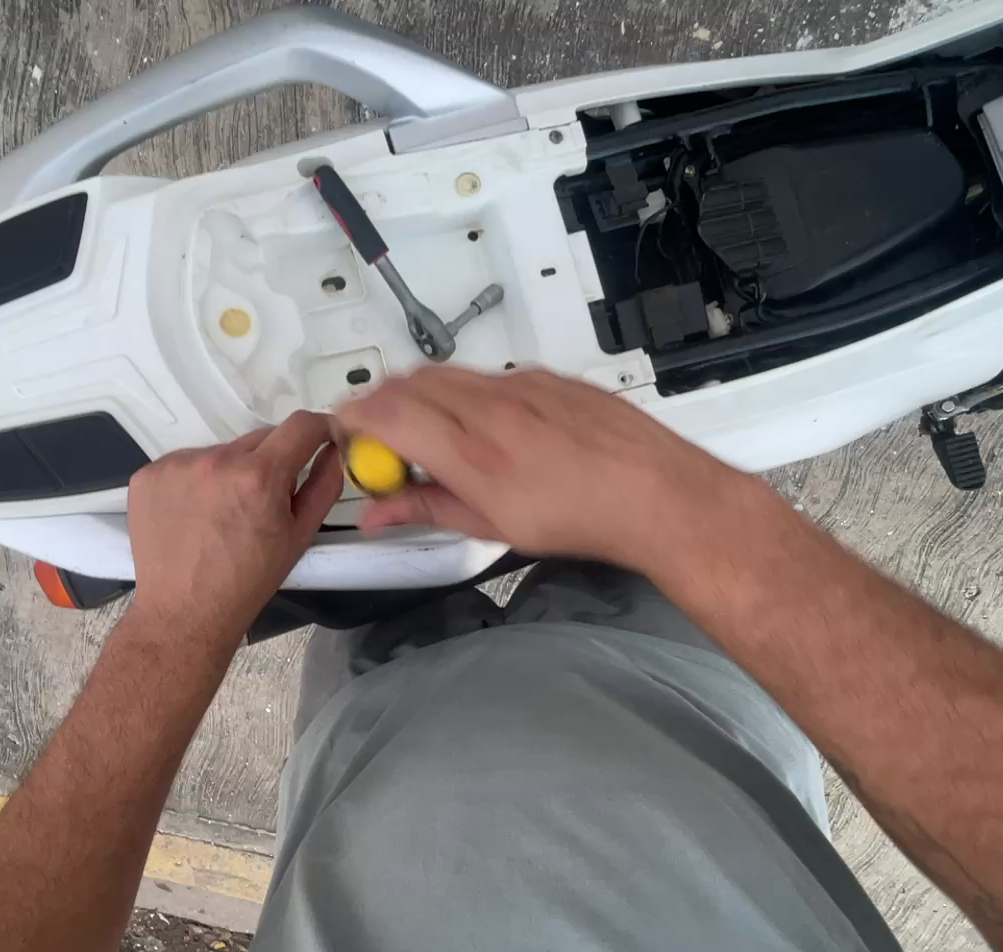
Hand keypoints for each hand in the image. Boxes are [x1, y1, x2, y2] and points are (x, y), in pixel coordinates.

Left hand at [125, 411, 340, 643]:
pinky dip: (195, 482)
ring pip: (221, 452)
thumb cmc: (247, 581)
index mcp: (260, 477)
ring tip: (222, 514)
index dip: (318, 430)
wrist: (185, 611)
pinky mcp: (149, 475)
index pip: (301, 425)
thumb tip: (333, 450)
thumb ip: (323, 486)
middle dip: (269, 463)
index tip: (319, 440)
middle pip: (259, 439)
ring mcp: (177, 465)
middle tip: (262, 502)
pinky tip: (195, 515)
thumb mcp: (299, 536)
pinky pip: (185, 463)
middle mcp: (216, 461)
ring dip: (230, 472)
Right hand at [335, 368, 767, 578]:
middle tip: (383, 438)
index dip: (354, 418)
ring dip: (422, 396)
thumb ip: (428, 510)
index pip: (386, 414)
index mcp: (471, 452)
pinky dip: (466, 392)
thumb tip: (381, 513)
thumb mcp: (494, 527)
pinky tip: (484, 425)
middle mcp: (490, 407)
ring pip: (447, 374)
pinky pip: (488, 375)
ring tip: (431, 434)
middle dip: (382, 404)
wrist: (656, 495)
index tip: (347, 431)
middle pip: (409, 384)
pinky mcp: (547, 377)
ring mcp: (521, 385)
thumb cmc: (582, 520)